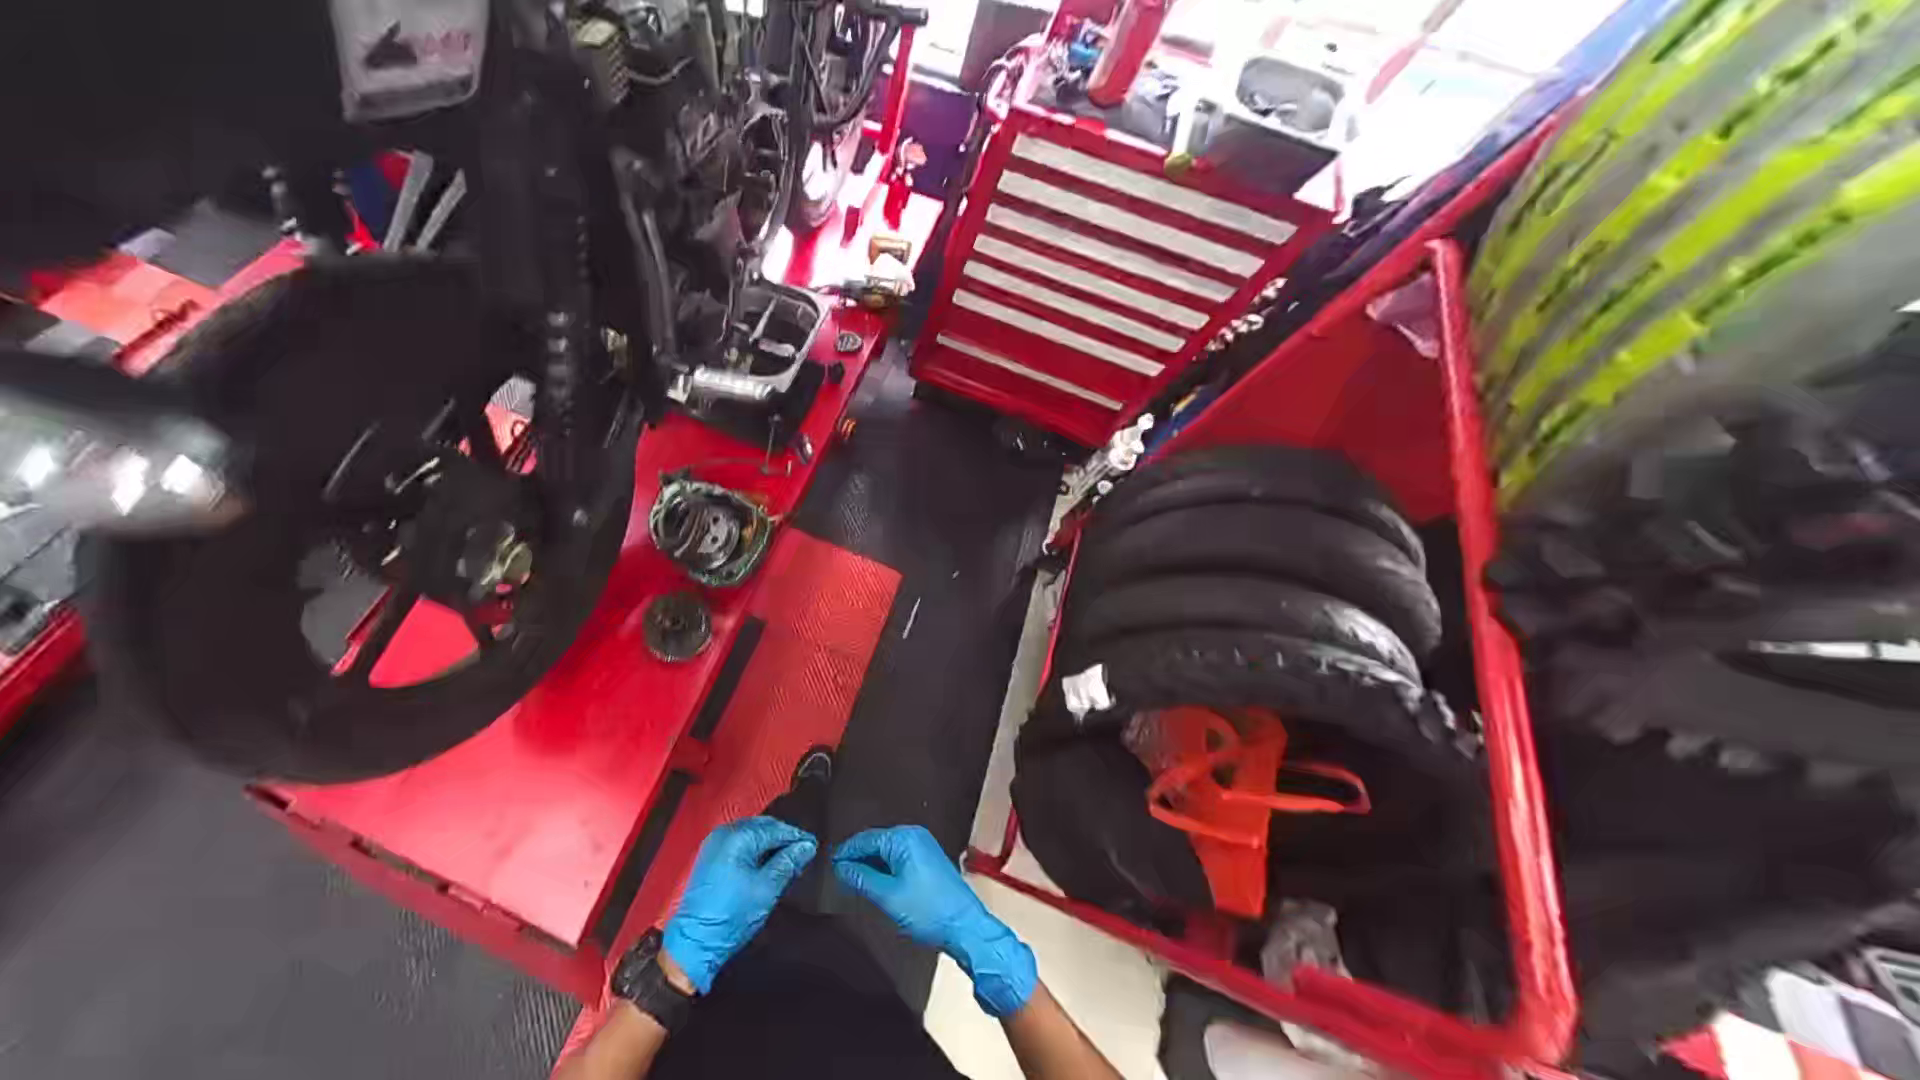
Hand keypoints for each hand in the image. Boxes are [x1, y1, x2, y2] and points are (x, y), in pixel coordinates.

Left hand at [662, 816, 816, 993]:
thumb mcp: (767, 889)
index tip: (814, 846)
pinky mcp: (710, 856)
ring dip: (771, 844)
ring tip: (788, 860)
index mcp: (738, 836)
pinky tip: (767, 863)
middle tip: (802, 854)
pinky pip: (740, 844)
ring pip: (752, 835)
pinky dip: (756, 850)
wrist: (694, 943)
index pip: (776, 829)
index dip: (797, 837)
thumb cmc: (733, 915)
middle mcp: (725, 833)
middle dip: (784, 839)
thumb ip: (788, 863)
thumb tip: (808, 846)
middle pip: (763, 827)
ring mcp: (715, 843)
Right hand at [833, 825, 1036, 1016]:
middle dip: (858, 858)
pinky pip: (900, 857)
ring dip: (872, 865)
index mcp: (904, 837)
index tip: (830, 868)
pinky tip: (877, 884)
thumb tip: (841, 867)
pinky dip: (886, 868)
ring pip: (888, 851)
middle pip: (876, 842)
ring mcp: (923, 845)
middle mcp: (914, 834)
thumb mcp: (888, 896)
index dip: (846, 853)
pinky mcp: (929, 859)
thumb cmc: (927, 910)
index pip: (865, 838)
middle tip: (840, 878)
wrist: (965, 925)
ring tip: (855, 884)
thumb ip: (861, 878)